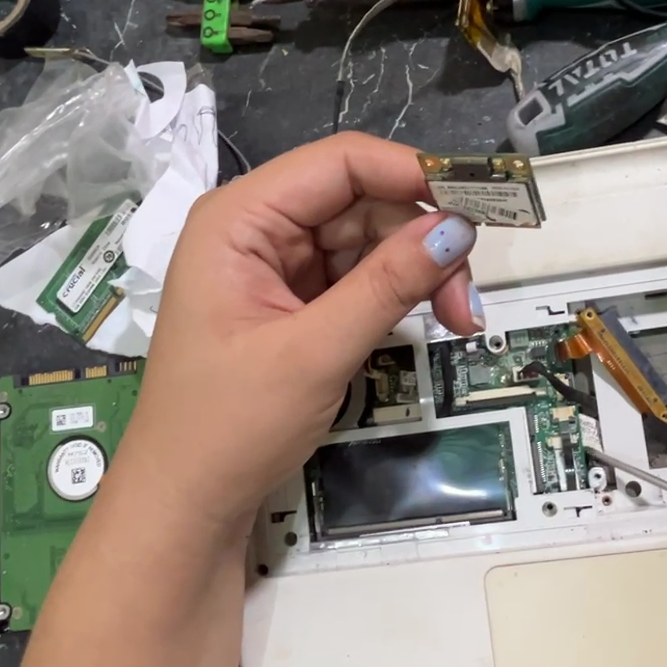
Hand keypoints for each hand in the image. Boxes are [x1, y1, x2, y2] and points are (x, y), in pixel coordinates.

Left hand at [109, 133, 480, 533]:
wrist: (189, 502)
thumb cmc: (230, 426)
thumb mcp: (314, 352)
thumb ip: (387, 285)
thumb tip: (459, 229)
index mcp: (241, 218)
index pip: (339, 163)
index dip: (411, 174)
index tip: (477, 204)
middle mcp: (261, 228)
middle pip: (364, 202)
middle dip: (422, 241)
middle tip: (469, 299)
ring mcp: (281, 266)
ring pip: (371, 241)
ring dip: (420, 273)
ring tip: (458, 320)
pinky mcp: (300, 301)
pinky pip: (362, 277)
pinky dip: (400, 295)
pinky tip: (431, 319)